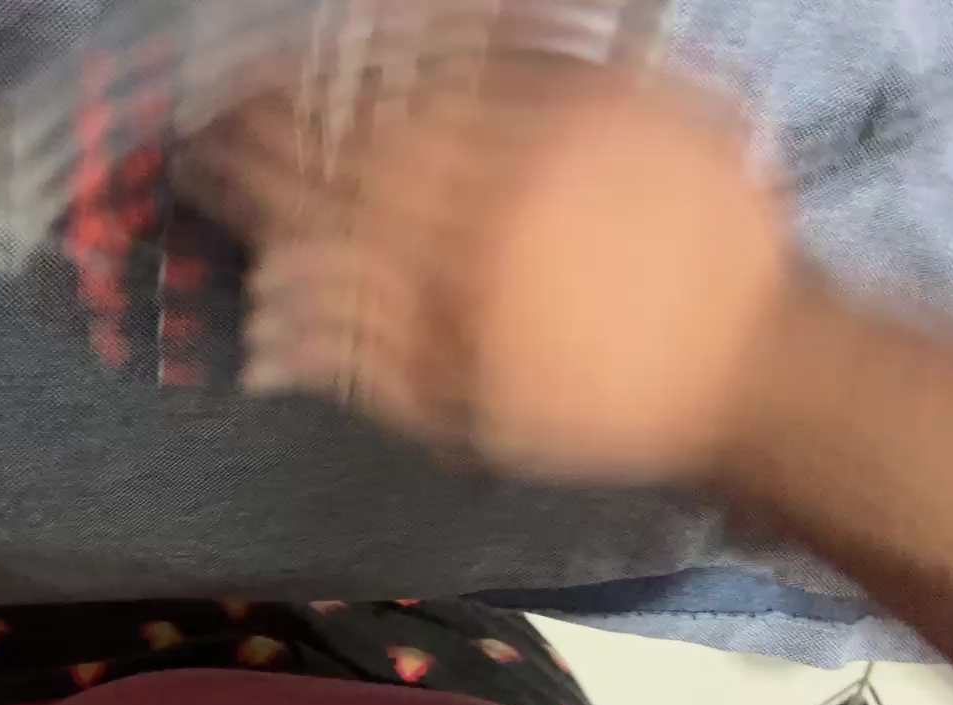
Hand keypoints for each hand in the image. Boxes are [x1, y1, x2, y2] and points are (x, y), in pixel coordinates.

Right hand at [186, 63, 788, 480]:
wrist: (751, 367)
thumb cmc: (594, 413)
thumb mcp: (463, 417)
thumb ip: (363, 364)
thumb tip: (268, 330)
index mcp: (454, 271)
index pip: (323, 207)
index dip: (252, 181)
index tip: (202, 165)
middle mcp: (500, 181)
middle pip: (362, 129)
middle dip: (281, 113)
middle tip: (221, 101)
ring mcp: (567, 124)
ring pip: (431, 74)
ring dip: (345, 62)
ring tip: (285, 59)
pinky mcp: (625, 93)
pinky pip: (531, 36)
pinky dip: (457, 18)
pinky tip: (402, 15)